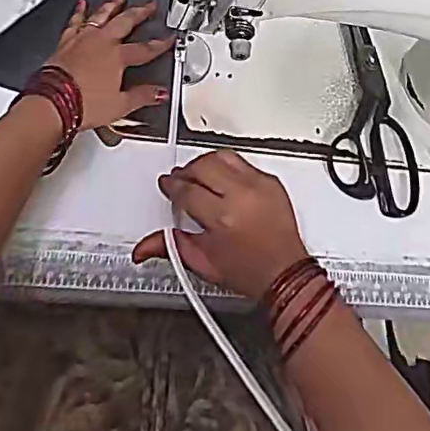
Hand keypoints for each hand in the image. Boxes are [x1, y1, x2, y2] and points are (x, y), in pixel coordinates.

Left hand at [46, 0, 172, 129]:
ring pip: (101, 15)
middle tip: (149, 6)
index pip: (145, 49)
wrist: (52, 103)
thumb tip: (158, 94)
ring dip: (112, 5)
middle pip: (125, 22)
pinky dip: (79, 12)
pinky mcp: (66, 42)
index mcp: (118, 57)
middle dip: (140, 13)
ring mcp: (82, 40)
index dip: (160, 44)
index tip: (168, 39)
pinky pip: (75, 21)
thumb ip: (142, 96)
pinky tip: (81, 5)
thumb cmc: (83, 104)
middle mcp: (101, 43)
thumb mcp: (120, 105)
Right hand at [132, 150, 309, 300]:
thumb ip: (171, 247)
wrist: (285, 274)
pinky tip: (223, 179)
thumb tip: (145, 246)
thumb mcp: (203, 263)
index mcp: (222, 218)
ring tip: (199, 174)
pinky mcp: (271, 181)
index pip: (187, 190)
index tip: (168, 185)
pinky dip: (229, 167)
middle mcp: (241, 196)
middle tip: (180, 179)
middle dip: (187, 171)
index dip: (172, 186)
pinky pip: (243, 163)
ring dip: (206, 163)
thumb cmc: (249, 272)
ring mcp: (258, 185)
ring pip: (223, 156)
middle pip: (203, 166)